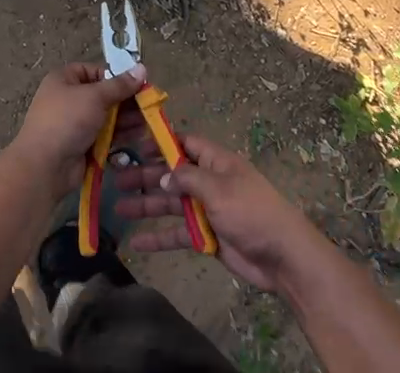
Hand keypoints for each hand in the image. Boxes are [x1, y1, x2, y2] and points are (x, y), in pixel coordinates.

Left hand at [6, 62, 147, 202]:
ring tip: (148, 123)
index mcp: (64, 80)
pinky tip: (137, 136)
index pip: (94, 71)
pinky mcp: (82, 145)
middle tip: (150, 106)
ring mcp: (75, 124)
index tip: (139, 85)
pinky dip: (119, 135)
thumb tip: (142, 68)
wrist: (45, 165)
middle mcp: (68, 99)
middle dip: (126, 102)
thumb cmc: (68, 120)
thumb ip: (120, 85)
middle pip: (103, 96)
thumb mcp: (95, 97)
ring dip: (126, 119)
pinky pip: (104, 136)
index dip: (116, 77)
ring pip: (106, 117)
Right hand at [114, 133, 329, 293]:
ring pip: (171, 204)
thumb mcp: (218, 188)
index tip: (134, 144)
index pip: (184, 143)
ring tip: (118, 209)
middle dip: (146, 176)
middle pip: (172, 175)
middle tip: (116, 178)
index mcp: (216, 162)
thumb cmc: (252, 213)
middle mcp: (210, 182)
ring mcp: (208, 210)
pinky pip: (178, 233)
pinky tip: (137, 242)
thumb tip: (163, 175)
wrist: (283, 257)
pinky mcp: (207, 236)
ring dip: (146, 205)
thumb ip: (188, 178)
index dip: (161, 142)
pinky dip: (159, 237)